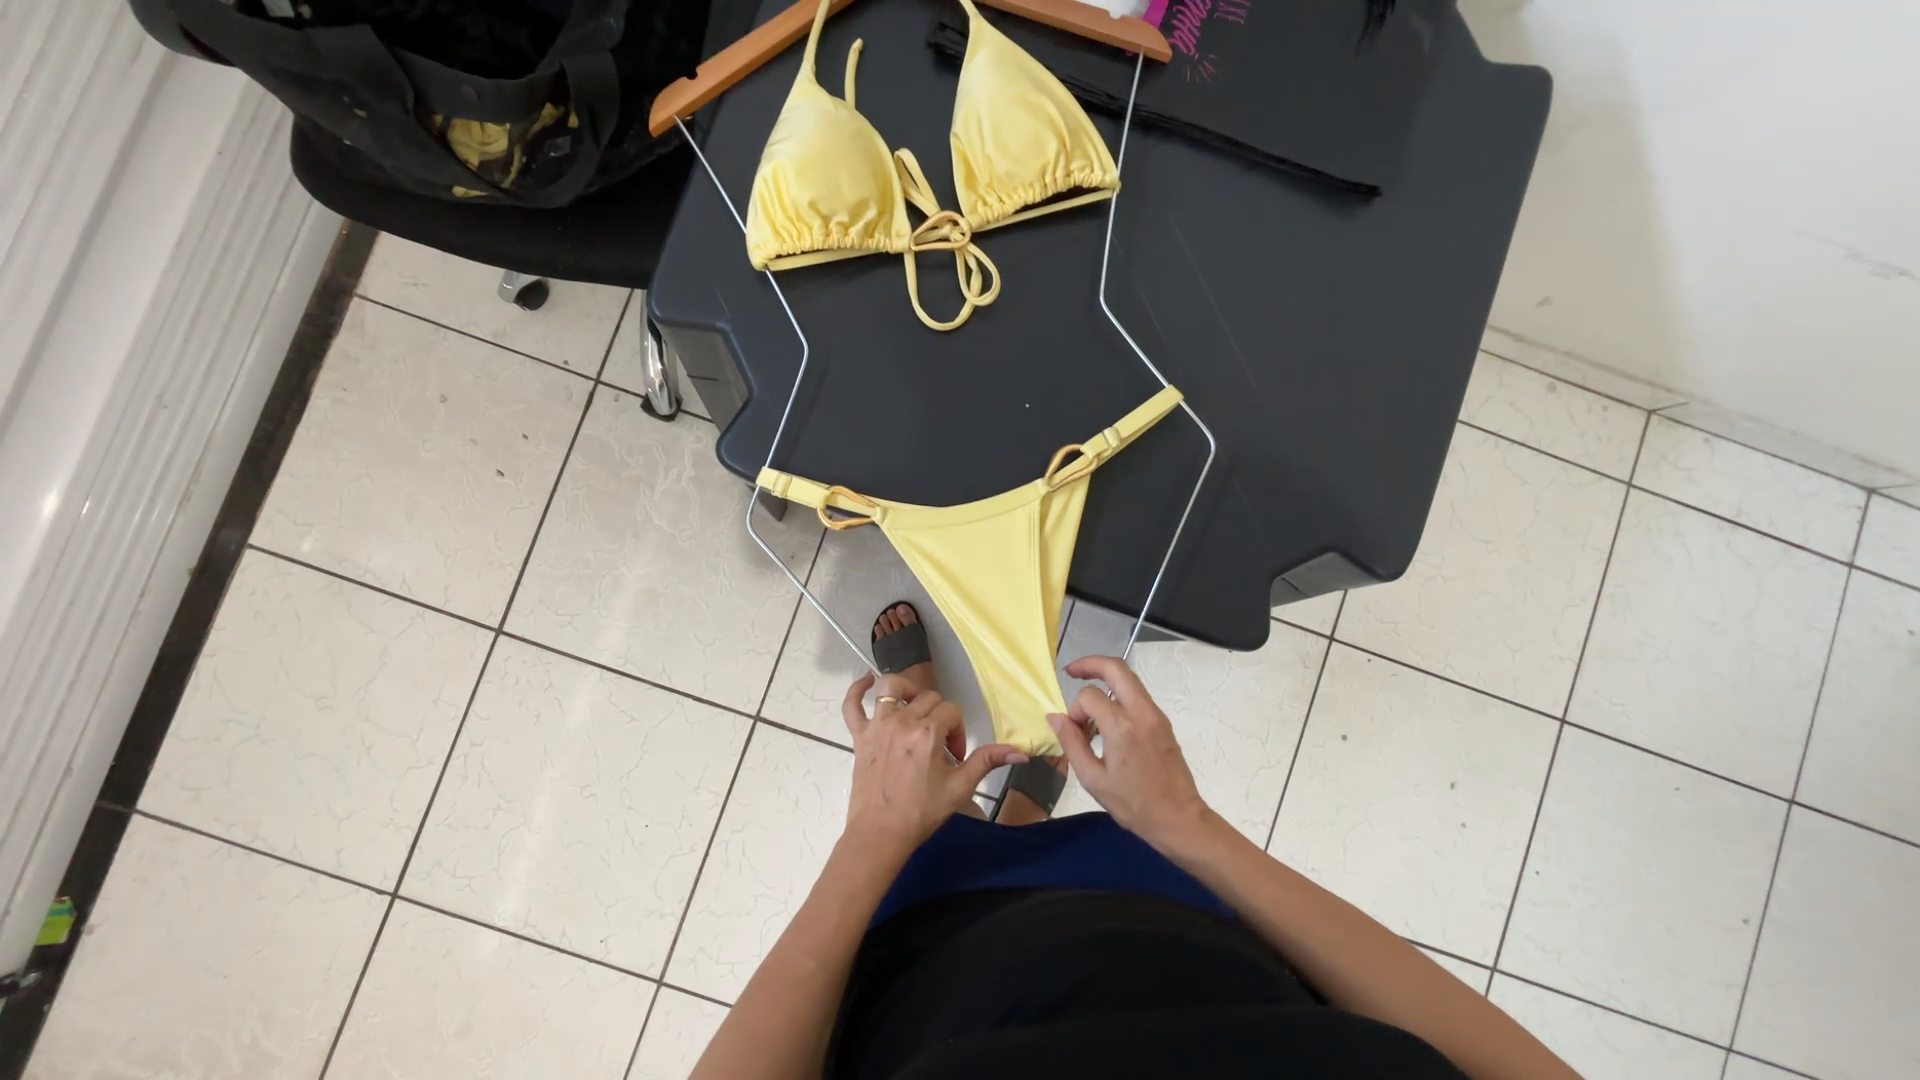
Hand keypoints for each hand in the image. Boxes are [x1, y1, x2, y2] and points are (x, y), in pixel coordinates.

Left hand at [841, 672, 1026, 856]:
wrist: (880, 834)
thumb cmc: (921, 812)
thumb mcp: (960, 787)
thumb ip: (988, 761)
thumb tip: (1020, 752)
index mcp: (928, 733)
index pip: (951, 711)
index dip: (958, 731)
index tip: (954, 757)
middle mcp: (902, 721)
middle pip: (928, 698)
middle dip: (940, 718)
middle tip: (939, 748)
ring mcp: (877, 727)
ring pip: (891, 688)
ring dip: (906, 690)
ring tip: (915, 706)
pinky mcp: (859, 736)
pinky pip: (851, 705)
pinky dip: (857, 690)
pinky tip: (867, 683)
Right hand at [1048, 655, 1212, 849]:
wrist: (1179, 818)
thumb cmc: (1133, 804)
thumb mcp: (1093, 779)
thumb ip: (1072, 743)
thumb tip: (1055, 717)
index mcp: (1122, 727)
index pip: (1089, 696)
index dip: (1074, 709)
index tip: (1073, 731)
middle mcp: (1141, 712)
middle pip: (1117, 667)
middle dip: (1091, 663)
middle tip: (1071, 670)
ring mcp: (1156, 715)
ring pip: (1130, 679)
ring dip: (1106, 680)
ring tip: (1087, 699)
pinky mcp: (1163, 722)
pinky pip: (1138, 696)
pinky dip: (1119, 696)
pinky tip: (1107, 718)